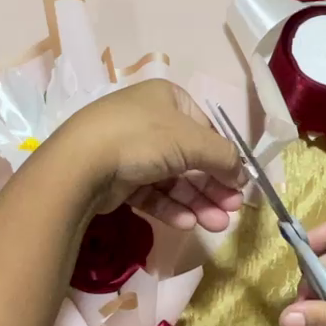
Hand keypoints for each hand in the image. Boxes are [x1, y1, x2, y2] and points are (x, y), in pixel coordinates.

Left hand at [50, 79, 244, 230]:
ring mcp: (132, 151)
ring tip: (218, 226)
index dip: (224, 157)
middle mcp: (150, 122)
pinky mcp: (120, 179)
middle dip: (213, 187)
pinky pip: (152, 193)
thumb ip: (223, 156)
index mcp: (168, 100)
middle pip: (191, 158)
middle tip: (233, 210)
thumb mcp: (192, 141)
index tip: (240, 183)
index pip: (205, 129)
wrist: (82, 163)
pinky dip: (171, 208)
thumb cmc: (143, 139)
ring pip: (173, 180)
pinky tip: (188, 224)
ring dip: (198, 202)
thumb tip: (242, 173)